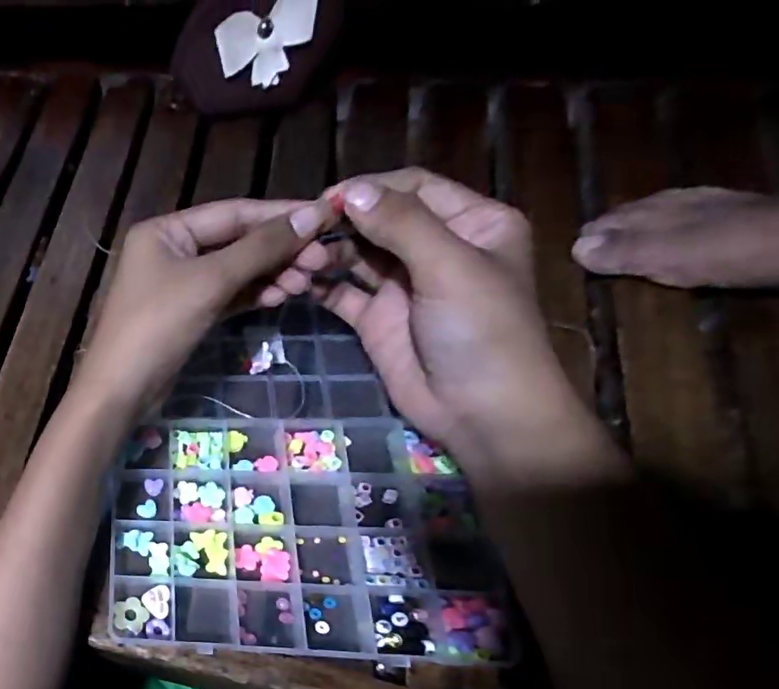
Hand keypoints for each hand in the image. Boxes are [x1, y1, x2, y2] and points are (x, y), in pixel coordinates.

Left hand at [77, 197, 338, 416]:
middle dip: (279, 251)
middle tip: (322, 262)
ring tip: (307, 284)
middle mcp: (171, 250)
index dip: (280, 216)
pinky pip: (227, 296)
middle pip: (237, 242)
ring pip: (235, 271)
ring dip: (271, 275)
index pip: (233, 213)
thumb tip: (312, 215)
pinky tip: (282, 296)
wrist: (120, 391)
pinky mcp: (187, 315)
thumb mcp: (210, 282)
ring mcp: (179, 285)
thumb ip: (260, 248)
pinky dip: (254, 295)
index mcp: (166, 230)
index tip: (325, 219)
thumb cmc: (157, 327)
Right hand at [320, 170, 615, 481]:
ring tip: (296, 257)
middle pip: (380, 221)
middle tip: (300, 231)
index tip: (326, 200)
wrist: (480, 410)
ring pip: (359, 257)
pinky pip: (344, 294)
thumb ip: (402, 226)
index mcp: (472, 223)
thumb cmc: (481, 330)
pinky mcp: (378, 321)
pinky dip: (322, 286)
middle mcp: (436, 249)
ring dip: (328, 253)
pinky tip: (297, 281)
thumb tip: (351, 191)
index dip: (371, 189)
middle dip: (342, 223)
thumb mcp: (450, 266)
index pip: (414, 189)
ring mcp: (404, 287)